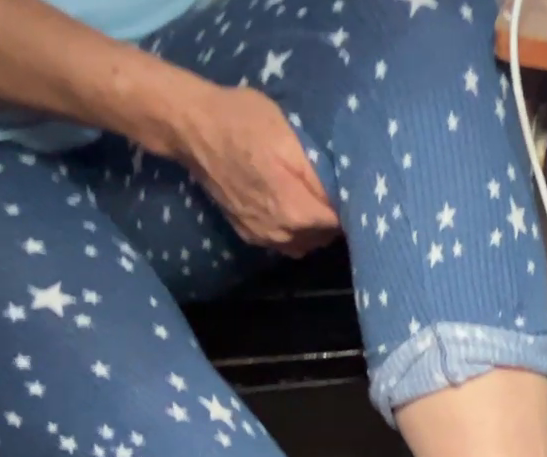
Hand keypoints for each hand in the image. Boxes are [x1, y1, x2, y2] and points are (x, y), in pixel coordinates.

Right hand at [168, 83, 338, 256]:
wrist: (191, 127)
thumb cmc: (244, 123)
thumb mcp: (291, 138)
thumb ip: (320, 176)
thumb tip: (346, 199)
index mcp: (296, 211)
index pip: (341, 225)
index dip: (351, 210)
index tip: (355, 194)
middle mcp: (282, 234)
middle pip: (326, 237)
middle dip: (335, 219)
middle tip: (337, 192)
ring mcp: (264, 237)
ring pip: (307, 243)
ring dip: (315, 227)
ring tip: (316, 200)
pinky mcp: (249, 234)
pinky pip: (286, 243)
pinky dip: (295, 230)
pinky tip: (293, 207)